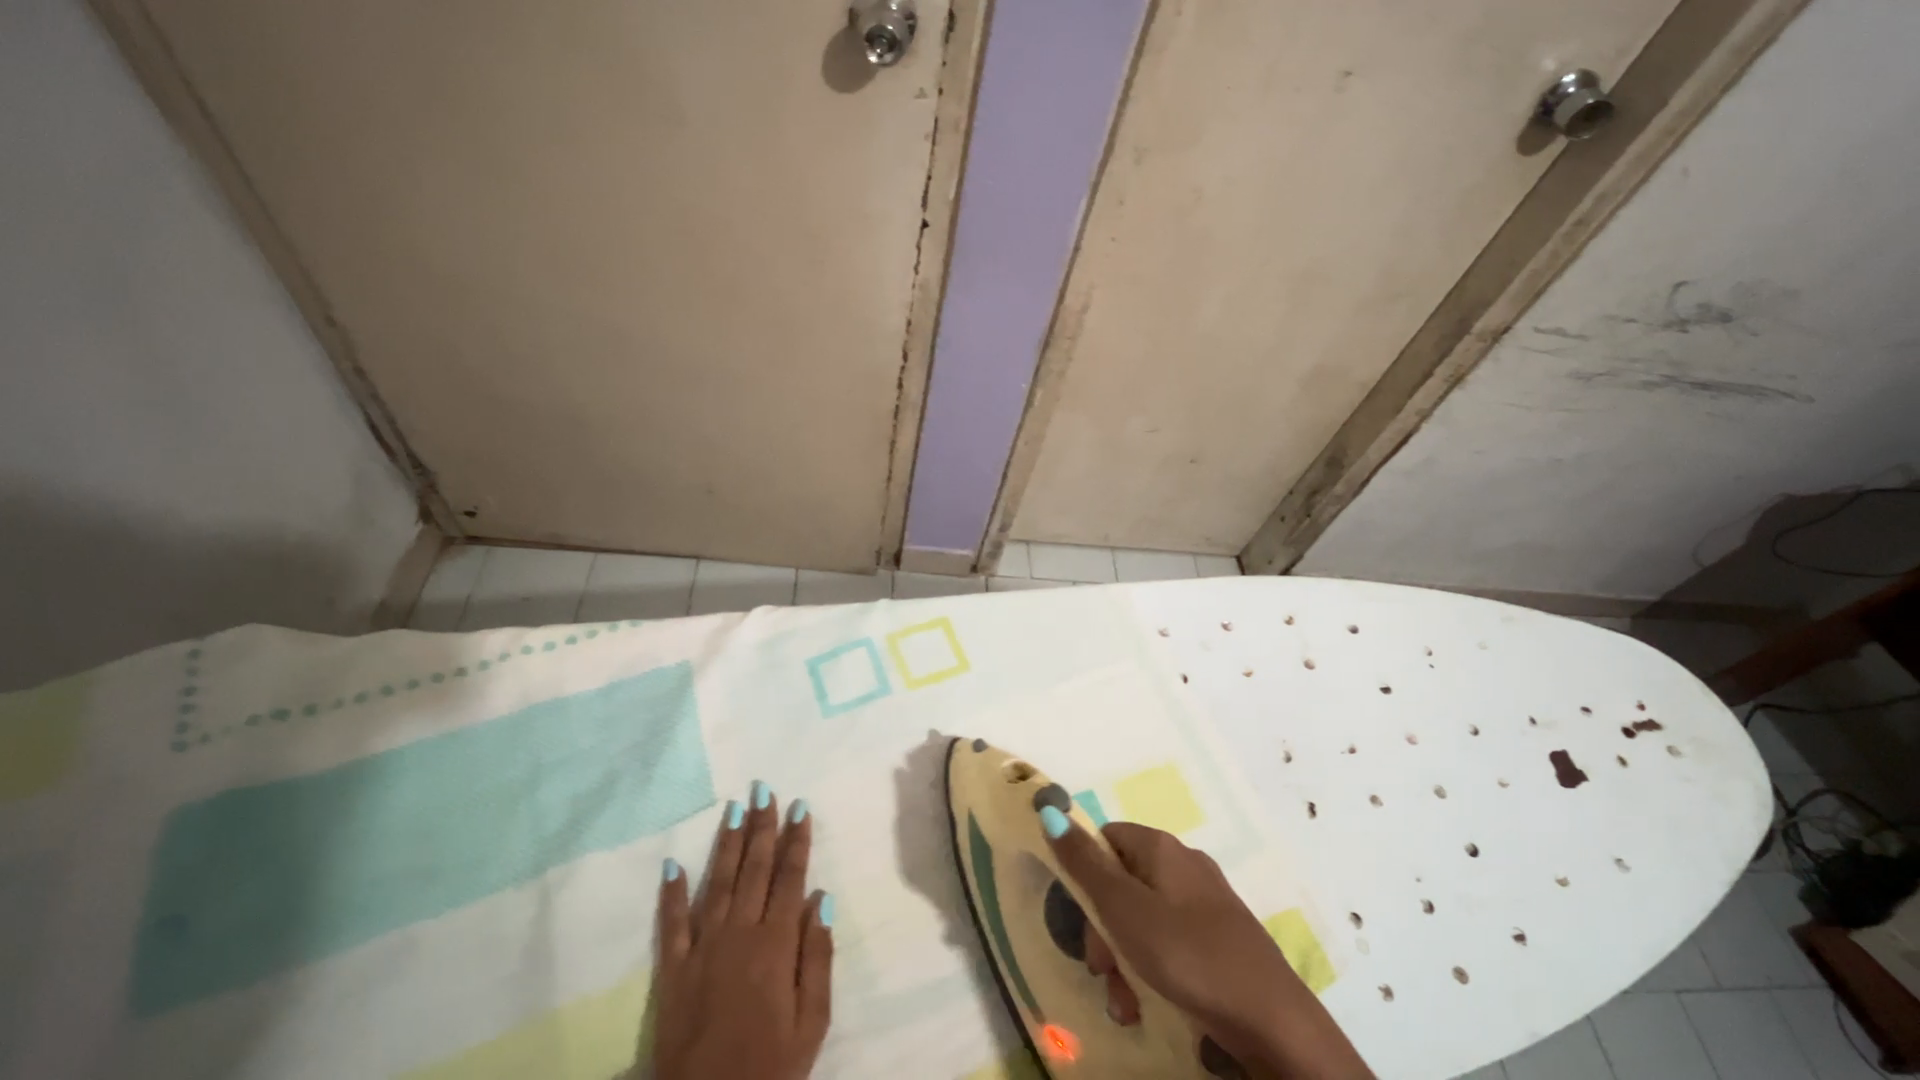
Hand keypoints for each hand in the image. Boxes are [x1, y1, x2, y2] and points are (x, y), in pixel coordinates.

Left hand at [651, 785, 832, 1079]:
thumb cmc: (772, 1065)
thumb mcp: (813, 1021)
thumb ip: (818, 957)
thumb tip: (821, 899)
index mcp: (777, 945)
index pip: (790, 879)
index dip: (796, 841)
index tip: (800, 807)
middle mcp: (739, 934)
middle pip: (754, 870)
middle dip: (762, 827)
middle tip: (764, 789)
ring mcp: (702, 948)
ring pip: (718, 883)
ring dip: (727, 844)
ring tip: (734, 808)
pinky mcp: (673, 968)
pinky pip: (672, 922)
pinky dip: (672, 891)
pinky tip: (673, 863)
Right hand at [1041, 812, 1371, 1078]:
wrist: (1270, 1019)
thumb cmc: (1187, 955)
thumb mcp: (1124, 908)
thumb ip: (1084, 863)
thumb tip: (1050, 810)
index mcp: (1162, 848)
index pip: (1104, 839)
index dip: (1084, 874)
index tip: (1082, 915)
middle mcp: (1184, 866)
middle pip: (1121, 884)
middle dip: (1103, 931)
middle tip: (1102, 969)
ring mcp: (1205, 904)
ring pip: (1142, 922)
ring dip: (1123, 961)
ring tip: (1125, 1002)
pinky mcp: (1218, 940)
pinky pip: (1169, 946)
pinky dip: (1152, 972)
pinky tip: (1148, 1005)